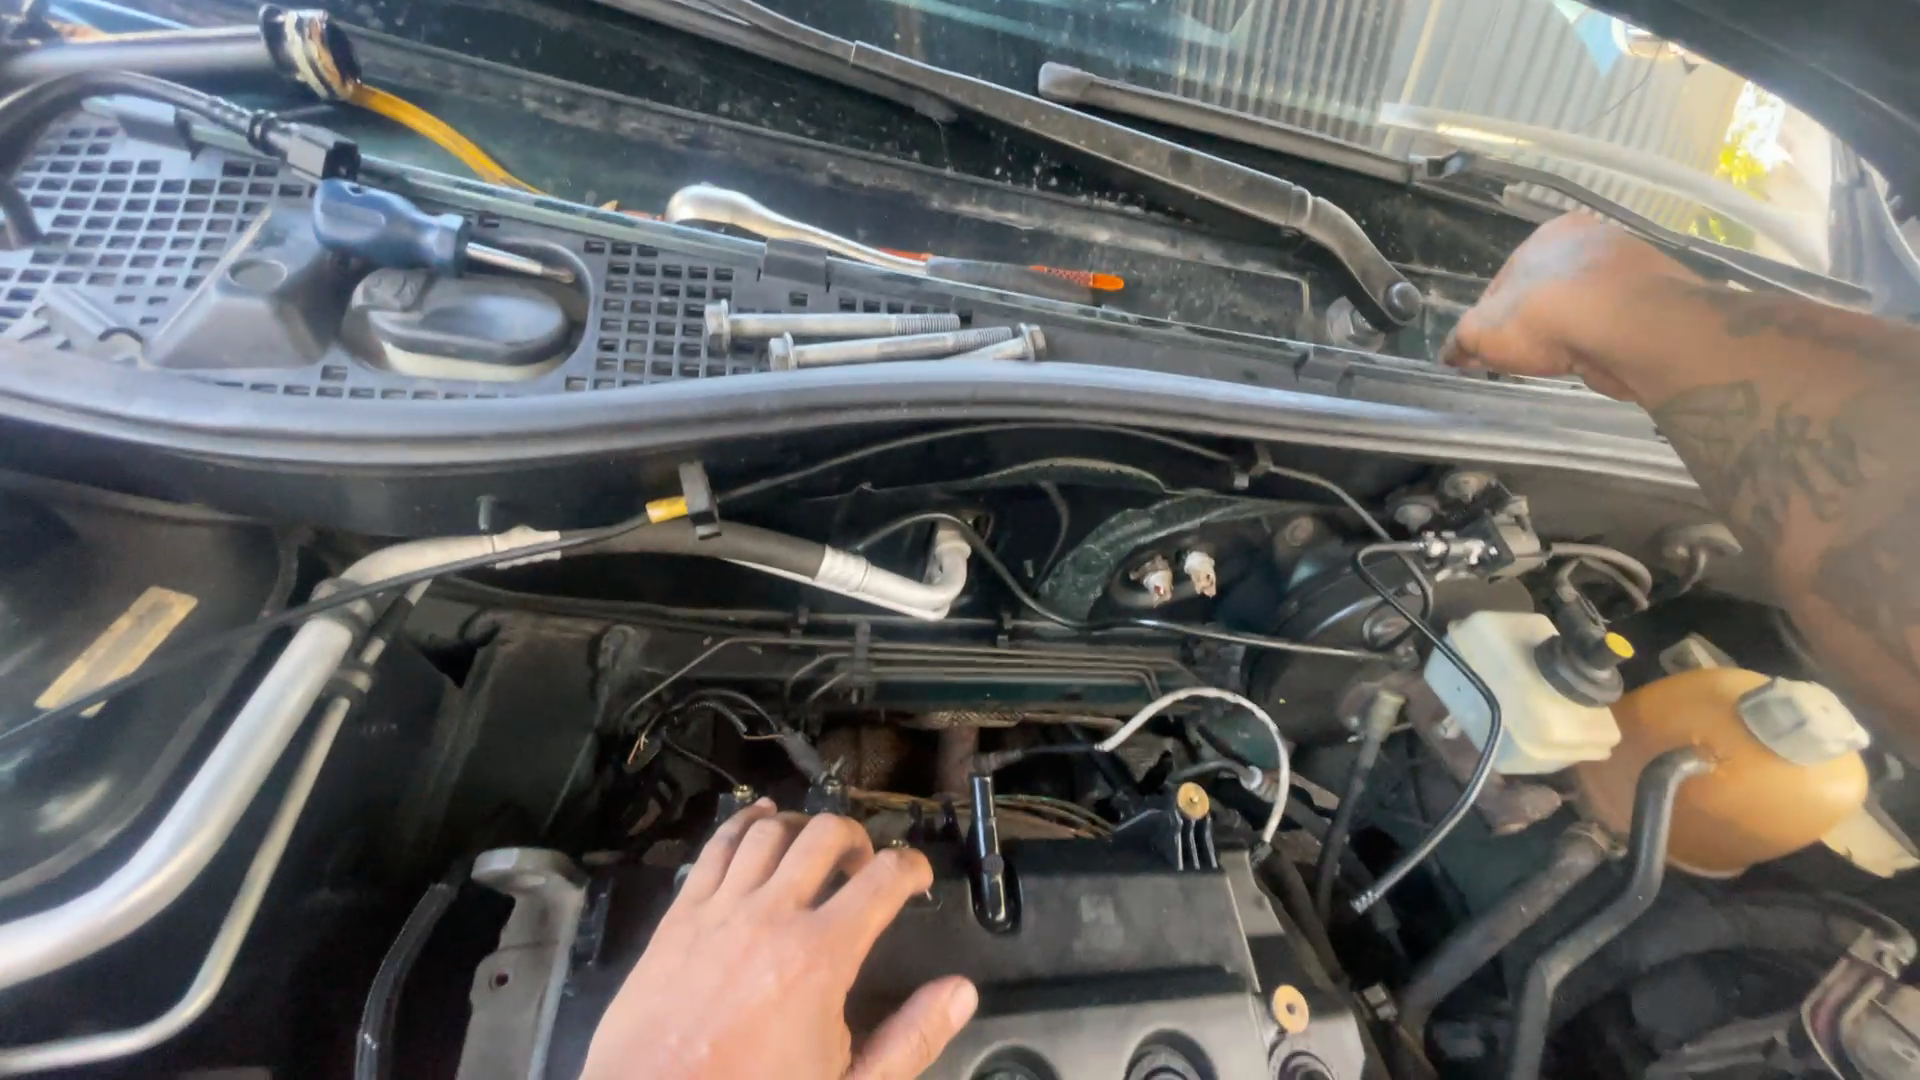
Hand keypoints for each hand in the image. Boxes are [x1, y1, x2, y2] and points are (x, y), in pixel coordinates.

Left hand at [581, 801, 977, 1079]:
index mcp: (821, 954)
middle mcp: (774, 913)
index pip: (885, 877)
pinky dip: (745, 822)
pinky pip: (717, 846)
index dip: (912, 867)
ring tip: (812, 850)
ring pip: (772, 830)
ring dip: (802, 828)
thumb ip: (910, 1039)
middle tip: (861, 866)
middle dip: (857, 838)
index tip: (916, 877)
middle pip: (827, 834)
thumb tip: (962, 991)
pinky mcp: (680, 914)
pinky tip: (760, 820)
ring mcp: (721, 908)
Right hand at [1440, 213, 1697, 398]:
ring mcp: (1632, 263)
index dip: (1491, 320)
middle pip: (1545, 292)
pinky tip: (1588, 357)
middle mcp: (1594, 238)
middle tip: (1521, 356)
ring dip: (1566, 331)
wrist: (1631, 329)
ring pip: (1581, 305)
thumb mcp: (1477, 333)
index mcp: (1549, 234)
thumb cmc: (1543, 318)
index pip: (1504, 283)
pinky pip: (1613, 320)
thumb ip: (1458, 342)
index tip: (1489, 346)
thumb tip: (1452, 353)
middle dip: (1531, 324)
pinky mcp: (1658, 293)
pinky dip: (1598, 338)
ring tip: (1556, 360)